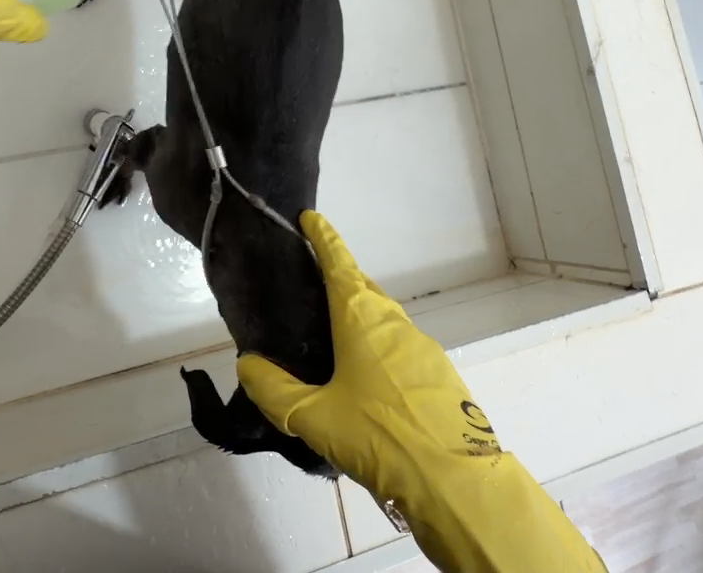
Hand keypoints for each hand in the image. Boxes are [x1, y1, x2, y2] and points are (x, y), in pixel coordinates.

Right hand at [237, 211, 605, 572]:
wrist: (454, 483)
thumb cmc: (378, 436)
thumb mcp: (313, 417)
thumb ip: (273, 390)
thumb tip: (248, 365)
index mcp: (362, 318)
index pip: (339, 263)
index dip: (323, 238)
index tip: (309, 218)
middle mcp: (395, 323)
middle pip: (363, 288)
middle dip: (339, 280)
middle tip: (310, 289)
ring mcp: (423, 349)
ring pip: (384, 320)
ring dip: (359, 319)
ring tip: (332, 342)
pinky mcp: (440, 377)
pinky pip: (400, 348)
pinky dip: (379, 348)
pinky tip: (366, 382)